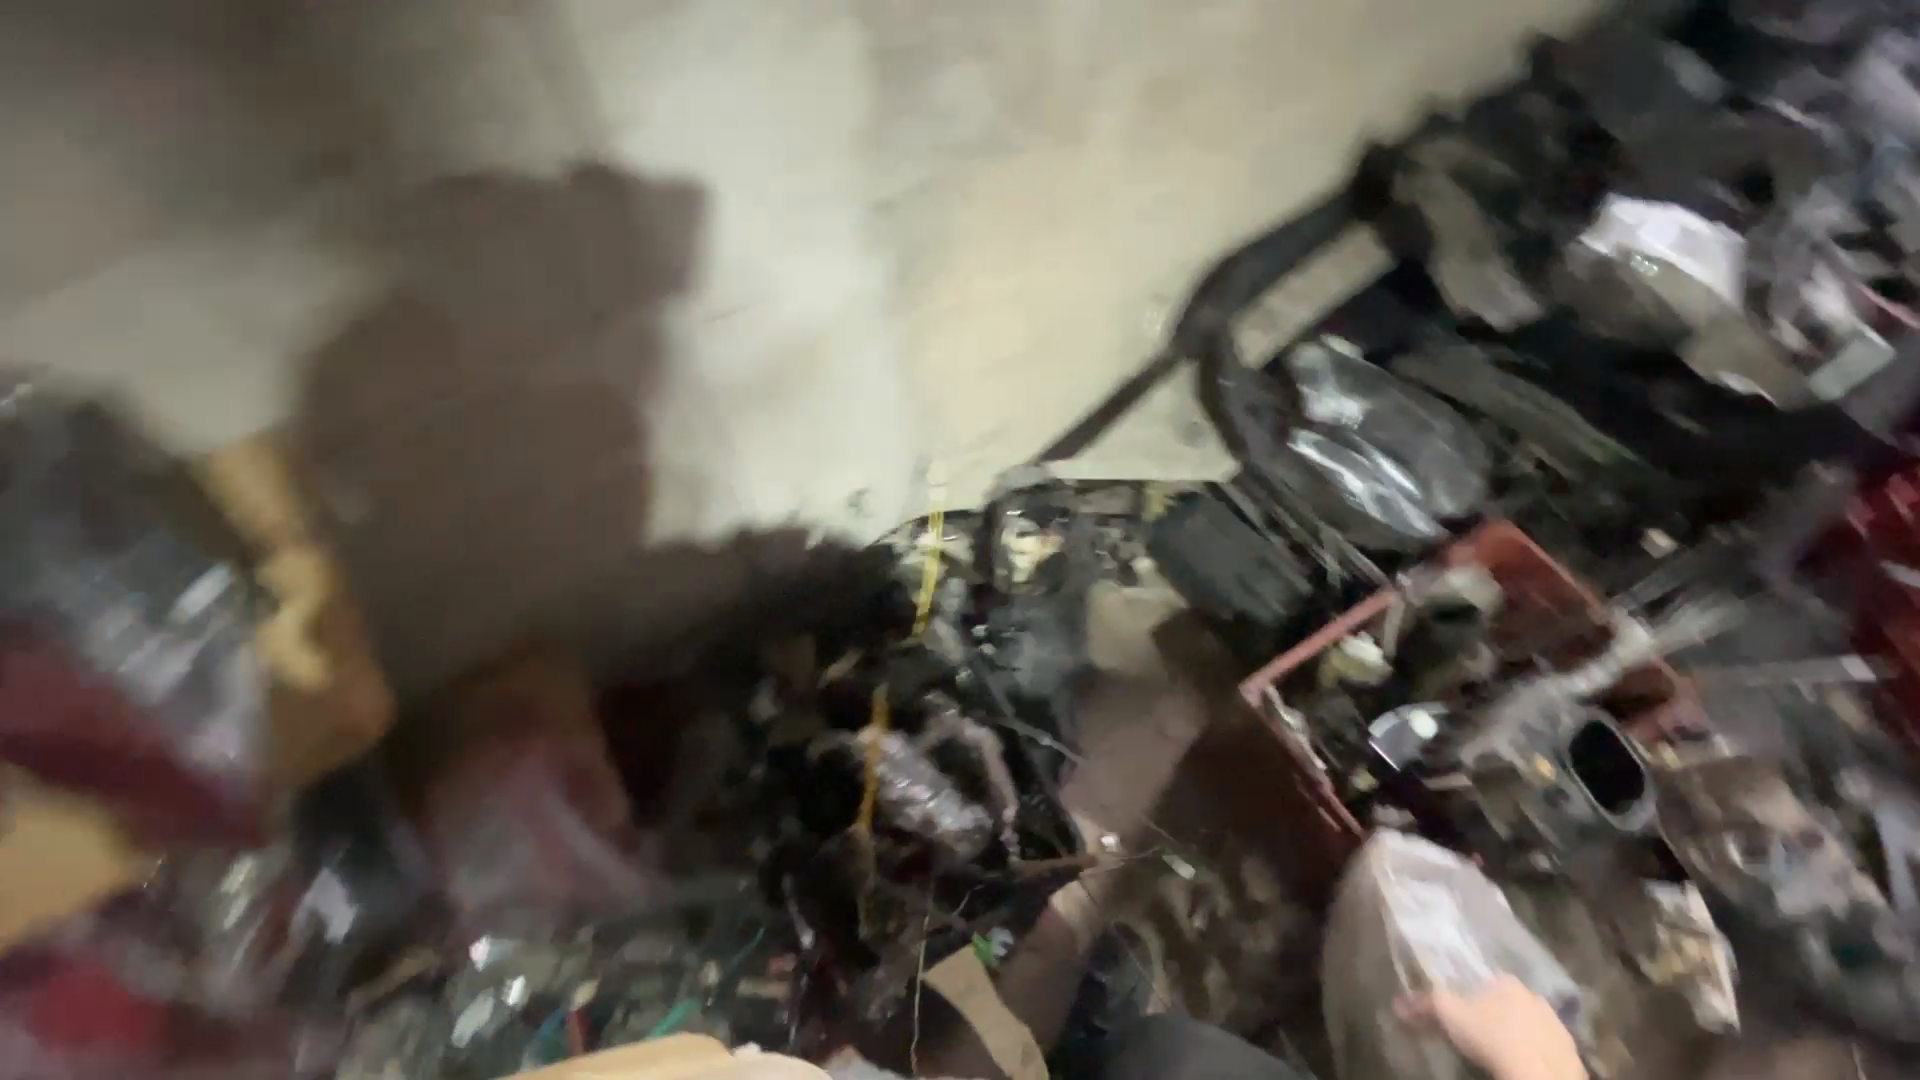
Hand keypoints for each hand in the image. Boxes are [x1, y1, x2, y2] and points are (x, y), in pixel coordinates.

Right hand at [1395, 974, 1585, 1079]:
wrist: (1540, 1077)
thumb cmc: (1490, 1035)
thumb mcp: (1447, 1014)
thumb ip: (1423, 1003)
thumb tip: (1397, 1002)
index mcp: (1504, 979)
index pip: (1482, 979)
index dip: (1468, 994)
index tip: (1459, 1010)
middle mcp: (1533, 994)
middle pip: (1506, 1000)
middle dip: (1492, 1013)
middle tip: (1476, 1032)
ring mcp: (1557, 1024)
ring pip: (1528, 1024)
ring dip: (1515, 1033)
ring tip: (1497, 1050)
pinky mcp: (1572, 1052)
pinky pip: (1545, 1047)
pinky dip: (1533, 1053)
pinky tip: (1520, 1063)